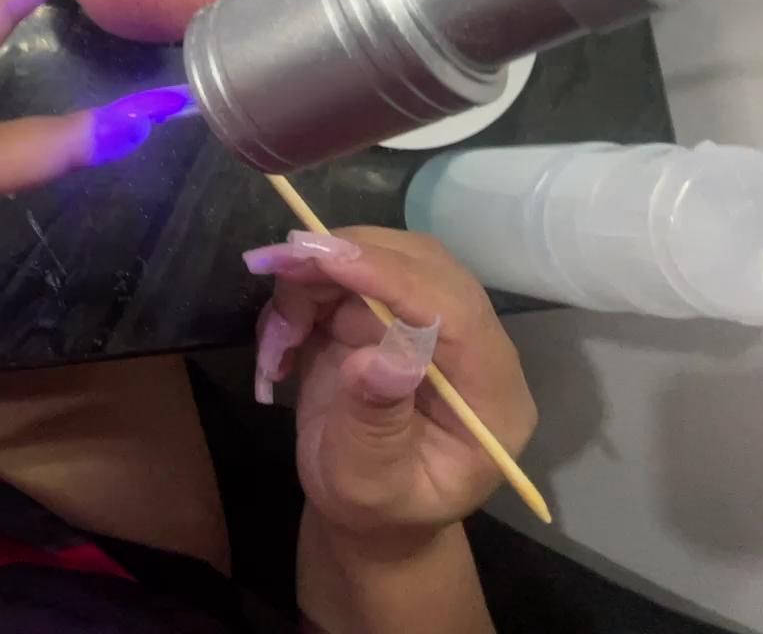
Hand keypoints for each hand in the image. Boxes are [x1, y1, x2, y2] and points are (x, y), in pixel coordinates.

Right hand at [249, 228, 536, 541]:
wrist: (365, 507)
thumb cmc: (376, 507)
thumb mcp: (370, 480)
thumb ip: (376, 420)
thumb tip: (383, 356)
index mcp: (489, 393)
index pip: (452, 309)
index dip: (389, 275)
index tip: (322, 257)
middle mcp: (465, 344)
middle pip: (417, 263)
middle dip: (341, 257)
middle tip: (273, 266)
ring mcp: (421, 321)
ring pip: (371, 256)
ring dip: (308, 281)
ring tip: (278, 341)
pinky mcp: (379, 311)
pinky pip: (336, 274)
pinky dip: (296, 293)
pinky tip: (281, 343)